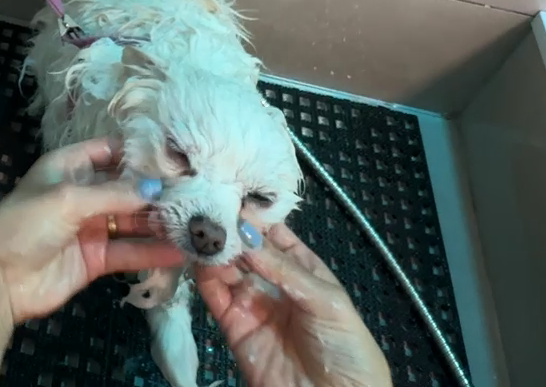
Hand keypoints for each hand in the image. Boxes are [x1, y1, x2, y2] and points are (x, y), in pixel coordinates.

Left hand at [0, 138, 183, 385]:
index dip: (139, 152)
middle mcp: (82, 192)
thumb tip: (156, 186)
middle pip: (125, 187)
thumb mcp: (68, 199)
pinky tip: (179, 252)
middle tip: (195, 191)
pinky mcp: (95, 258)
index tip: (176, 155)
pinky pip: (128, 250)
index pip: (109, 150)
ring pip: (131, 220)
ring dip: (159, 221)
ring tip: (195, 221)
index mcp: (68, 166)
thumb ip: (113, 193)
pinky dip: (152, 252)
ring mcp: (89, 226)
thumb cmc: (26, 224)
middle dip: (156, 189)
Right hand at [194, 224, 390, 386]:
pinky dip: (204, 275)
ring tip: (202, 232)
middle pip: (245, 246)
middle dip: (229, 229)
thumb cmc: (346, 348)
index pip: (273, 232)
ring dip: (215, 249)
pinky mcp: (234, 326)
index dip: (253, 216)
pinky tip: (200, 259)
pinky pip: (215, 295)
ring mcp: (252, 302)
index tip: (230, 196)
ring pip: (227, 266)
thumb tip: (245, 233)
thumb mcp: (327, 302)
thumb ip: (284, 268)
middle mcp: (274, 280)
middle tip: (208, 211)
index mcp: (302, 268)